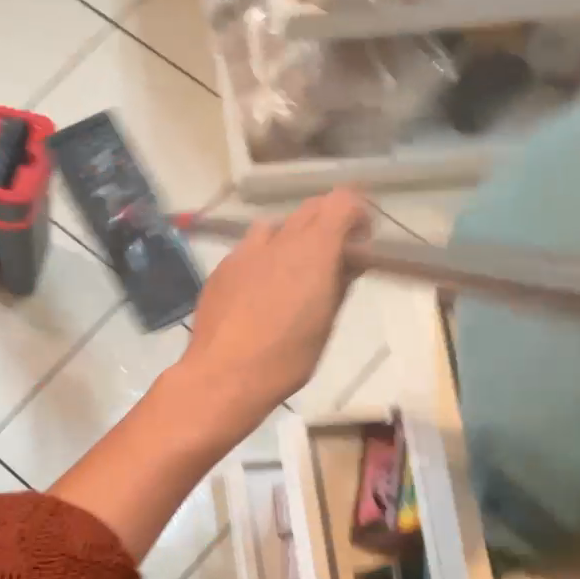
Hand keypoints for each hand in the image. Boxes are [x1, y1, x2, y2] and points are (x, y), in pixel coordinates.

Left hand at [176, 191, 370, 426]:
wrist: (222, 376)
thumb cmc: (284, 358)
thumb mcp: (325, 324)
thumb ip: (339, 283)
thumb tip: (347, 262)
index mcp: (313, 250)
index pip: (342, 201)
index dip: (357, 214)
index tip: (360, 242)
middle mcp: (278, 242)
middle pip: (308, 209)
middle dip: (326, 225)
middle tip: (331, 258)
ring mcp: (243, 254)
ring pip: (273, 227)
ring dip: (289, 240)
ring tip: (289, 274)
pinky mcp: (219, 271)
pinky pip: (245, 252)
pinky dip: (260, 260)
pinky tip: (256, 293)